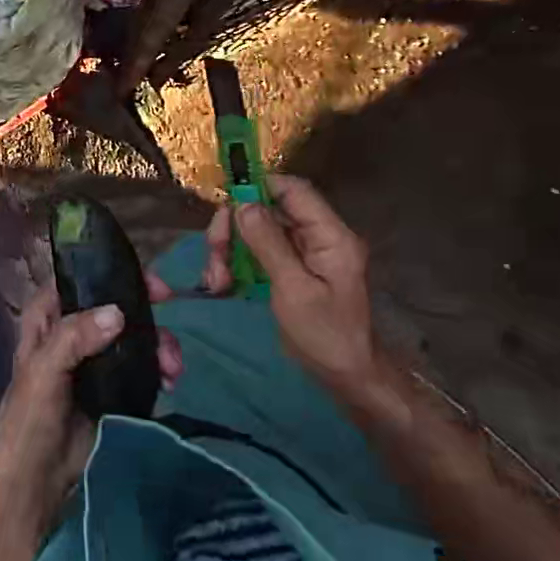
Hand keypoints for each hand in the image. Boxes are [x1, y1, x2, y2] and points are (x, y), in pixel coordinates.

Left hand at [0, 282, 185, 535]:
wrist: (40, 476)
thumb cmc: (31, 418)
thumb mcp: (44, 372)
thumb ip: (74, 338)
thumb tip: (117, 313)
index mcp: (46, 318)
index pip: (80, 280)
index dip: (113, 275)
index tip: (152, 284)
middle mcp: (71, 331)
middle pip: (115, 305)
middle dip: (147, 314)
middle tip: (170, 327)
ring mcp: (94, 358)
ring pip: (133, 335)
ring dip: (158, 344)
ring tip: (172, 368)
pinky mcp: (113, 385)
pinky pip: (141, 364)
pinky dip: (158, 366)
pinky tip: (170, 380)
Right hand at [233, 175, 380, 393]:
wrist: (344, 374)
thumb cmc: (325, 333)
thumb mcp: (294, 289)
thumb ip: (269, 244)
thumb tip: (243, 205)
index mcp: (330, 236)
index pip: (294, 191)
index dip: (258, 187)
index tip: (224, 203)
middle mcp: (317, 236)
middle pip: (266, 209)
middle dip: (234, 227)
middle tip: (214, 253)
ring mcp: (302, 252)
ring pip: (254, 230)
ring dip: (228, 249)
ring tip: (216, 280)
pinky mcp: (288, 267)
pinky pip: (254, 251)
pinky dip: (233, 263)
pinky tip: (222, 284)